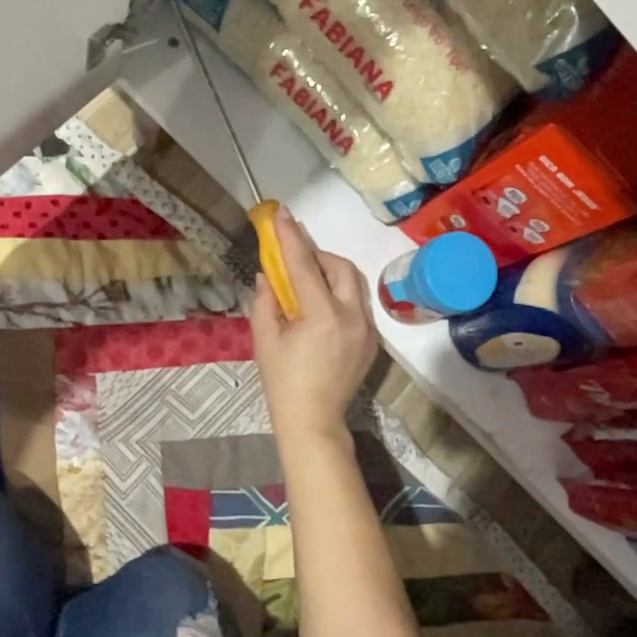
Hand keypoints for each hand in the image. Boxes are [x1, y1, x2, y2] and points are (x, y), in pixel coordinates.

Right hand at [250, 207, 377, 445]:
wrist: (313, 421)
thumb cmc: (283, 384)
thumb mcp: (266, 341)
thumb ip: (265, 303)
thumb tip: (268, 277)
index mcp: (322, 315)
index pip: (305, 266)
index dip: (290, 237)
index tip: (281, 214)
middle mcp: (351, 316)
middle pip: (341, 267)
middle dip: (318, 256)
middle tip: (295, 260)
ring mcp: (366, 329)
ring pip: (354, 284)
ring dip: (331, 274)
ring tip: (308, 284)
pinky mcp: (371, 342)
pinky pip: (358, 305)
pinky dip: (339, 296)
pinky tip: (321, 310)